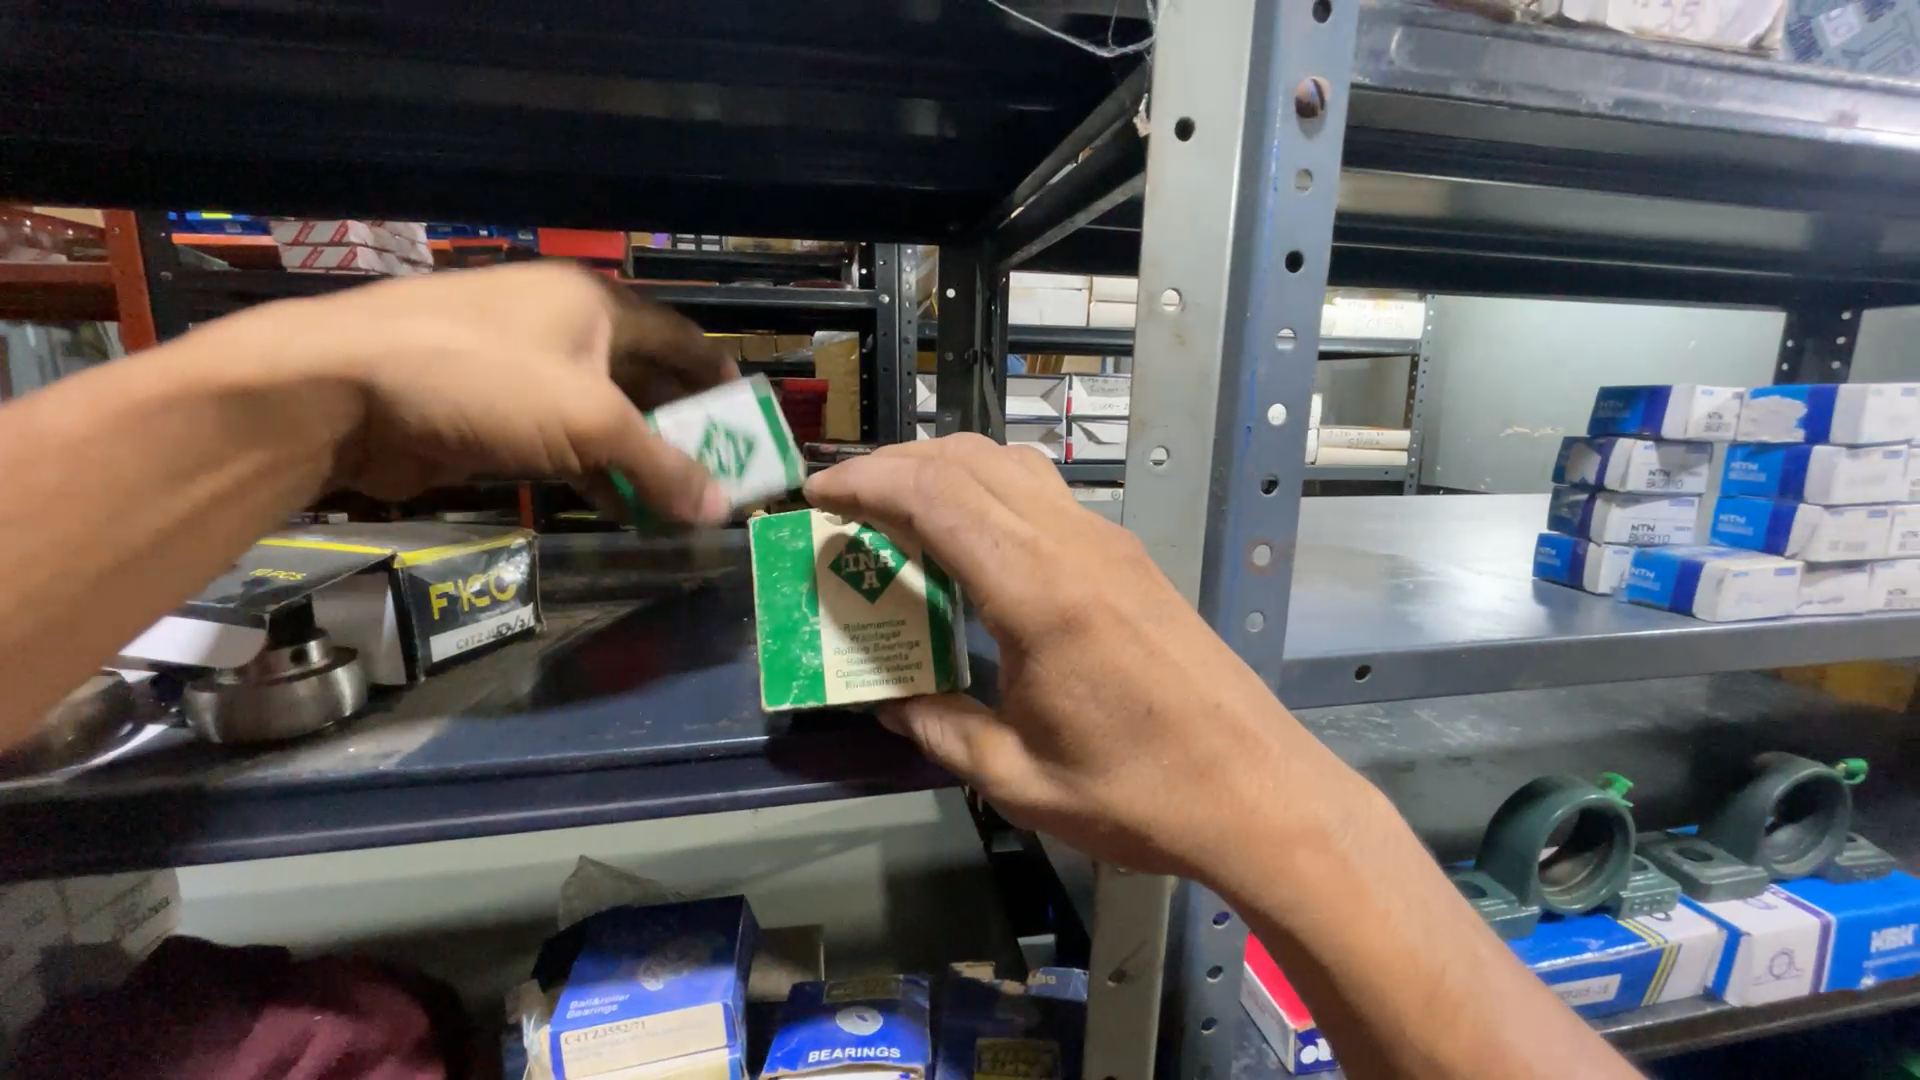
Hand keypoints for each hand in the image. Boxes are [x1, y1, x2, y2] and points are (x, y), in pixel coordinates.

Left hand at [206, 262, 739, 522]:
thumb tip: (720, 512)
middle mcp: (561, 328)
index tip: (748, 412)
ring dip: (640, 457)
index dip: (716, 373)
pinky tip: (622, 508)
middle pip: (643, 378)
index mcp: (592, 304)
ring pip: (602, 416)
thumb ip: (663, 467)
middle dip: (683, 426)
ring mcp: (521, 369)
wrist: (336, 391)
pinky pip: (562, 442)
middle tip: (721, 467)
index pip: (678, 335)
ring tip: (682, 498)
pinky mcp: (490, 411)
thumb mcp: (592, 423)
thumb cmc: (485, 380)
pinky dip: (595, 473)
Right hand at [804, 435, 1345, 878]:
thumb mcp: (1017, 777)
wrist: (1257, 791)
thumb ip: (939, 729)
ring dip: (944, 468)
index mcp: (1038, 593)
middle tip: (844, 499)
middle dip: (894, 465)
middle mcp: (1074, 544)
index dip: (866, 483)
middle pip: (967, 460)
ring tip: (896, 506)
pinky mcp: (1126, 555)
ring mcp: (1107, 541)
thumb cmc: (1136, 794)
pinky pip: (1041, 492)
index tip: (818, 494)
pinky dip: (986, 490)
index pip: (936, 497)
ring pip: (1009, 463)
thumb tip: (887, 703)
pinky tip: (968, 537)